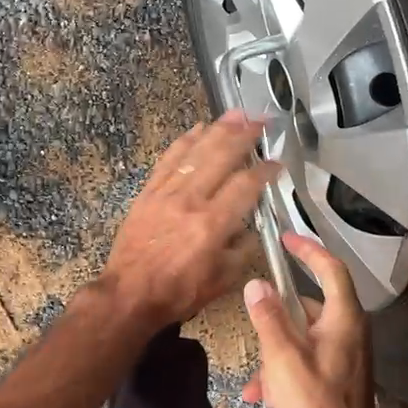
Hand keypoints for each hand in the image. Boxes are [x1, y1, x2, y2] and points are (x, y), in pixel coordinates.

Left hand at [99, 111, 277, 326]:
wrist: (129, 294)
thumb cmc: (178, 292)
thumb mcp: (222, 280)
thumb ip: (242, 250)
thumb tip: (251, 228)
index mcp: (212, 224)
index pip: (246, 185)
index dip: (265, 170)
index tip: (277, 163)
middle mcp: (190, 201)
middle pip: (221, 156)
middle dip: (245, 135)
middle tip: (262, 120)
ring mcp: (166, 193)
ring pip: (196, 151)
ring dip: (218, 129)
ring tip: (237, 113)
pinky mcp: (148, 193)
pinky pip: (169, 159)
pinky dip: (185, 141)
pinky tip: (198, 128)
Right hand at [241, 233, 377, 407]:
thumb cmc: (315, 403)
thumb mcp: (283, 357)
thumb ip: (269, 318)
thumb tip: (257, 284)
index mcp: (344, 319)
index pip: (332, 269)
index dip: (309, 250)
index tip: (286, 239)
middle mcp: (351, 332)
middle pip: (312, 307)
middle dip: (278, 318)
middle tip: (255, 323)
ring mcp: (348, 357)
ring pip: (305, 338)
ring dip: (276, 353)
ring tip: (257, 381)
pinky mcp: (342, 378)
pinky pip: (309, 361)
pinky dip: (287, 371)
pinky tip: (264, 397)